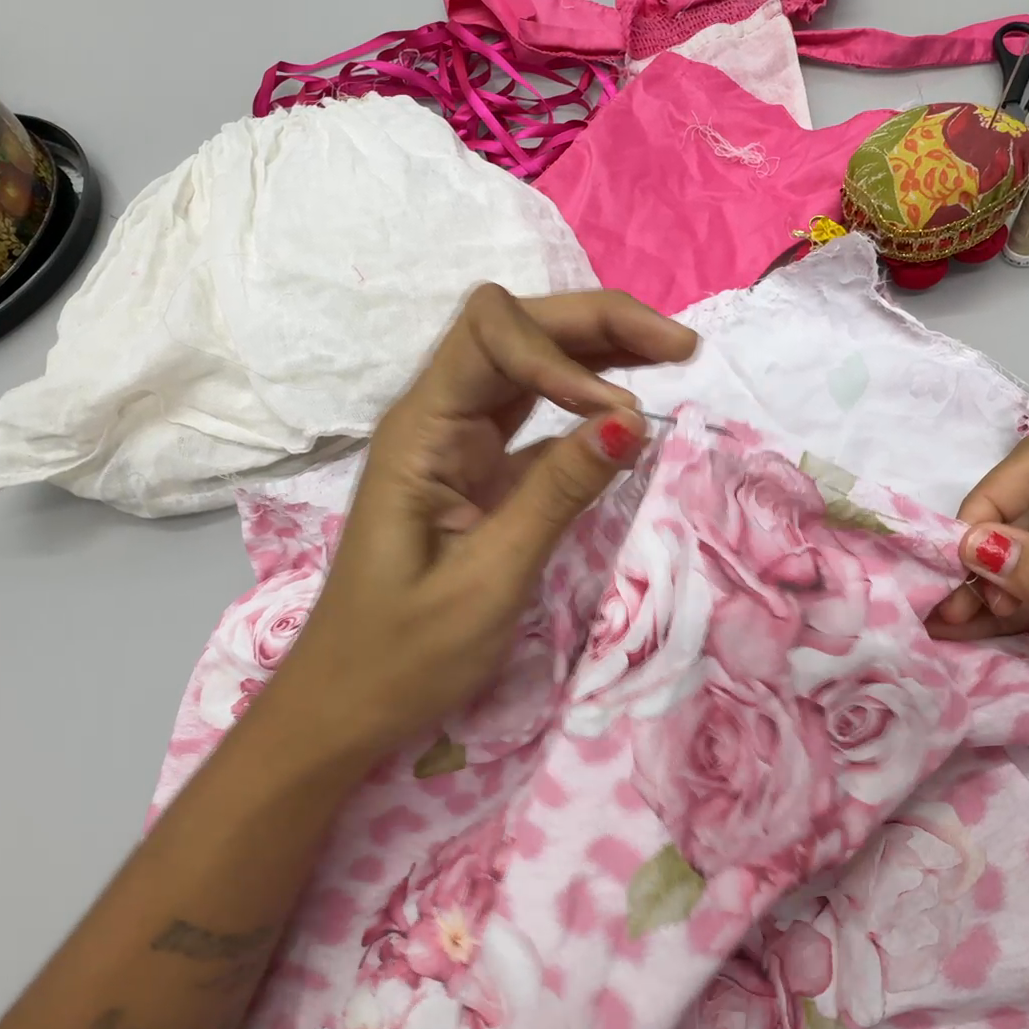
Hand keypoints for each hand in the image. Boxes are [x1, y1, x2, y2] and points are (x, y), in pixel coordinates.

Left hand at [269, 285, 697, 744]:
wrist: (348, 703)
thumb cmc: (404, 654)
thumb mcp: (490, 579)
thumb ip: (558, 494)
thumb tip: (631, 423)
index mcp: (420, 432)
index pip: (489, 334)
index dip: (562, 352)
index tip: (621, 411)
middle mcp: (437, 417)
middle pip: (514, 330)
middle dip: (597, 325)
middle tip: (680, 348)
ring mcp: (458, 442)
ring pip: (527, 363)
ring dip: (596, 352)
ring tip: (670, 358)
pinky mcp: (479, 472)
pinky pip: (535, 416)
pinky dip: (583, 404)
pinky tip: (626, 412)